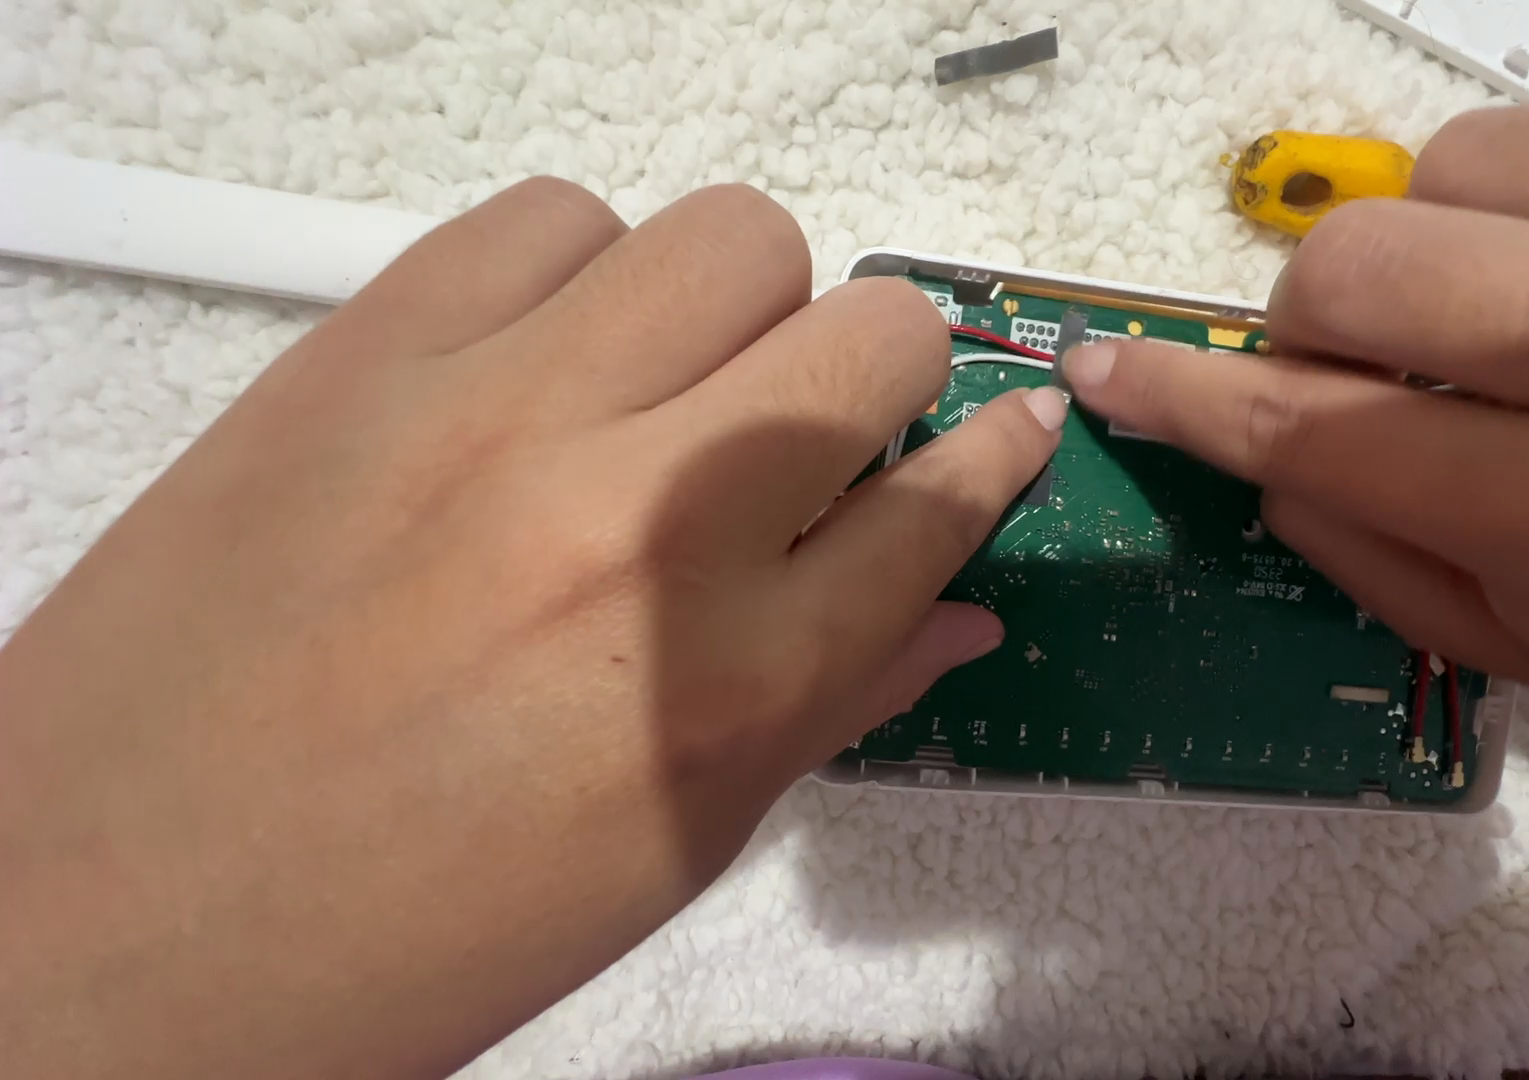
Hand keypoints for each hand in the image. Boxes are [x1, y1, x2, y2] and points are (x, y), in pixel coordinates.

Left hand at [0, 180, 1064, 1079]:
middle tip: (829, 428)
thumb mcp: (706, 824)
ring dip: (748, 311)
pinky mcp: (370, 349)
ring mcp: (505, 413)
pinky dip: (595, 276)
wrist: (120, 923)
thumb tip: (972, 599)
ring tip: (691, 387)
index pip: (940, 504)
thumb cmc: (470, 902)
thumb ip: (858, 686)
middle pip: (868, 331)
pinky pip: (556, 220)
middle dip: (887, 370)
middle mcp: (653, 516)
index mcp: (744, 670)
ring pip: (730, 238)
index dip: (1003, 451)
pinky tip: (563, 362)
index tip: (1023, 423)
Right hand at [1064, 76, 1528, 764]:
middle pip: (1362, 265)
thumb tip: (1246, 431)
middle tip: (1358, 367)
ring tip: (1510, 320)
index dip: (1185, 394)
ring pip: (1454, 168)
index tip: (1103, 366)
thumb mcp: (1508, 640)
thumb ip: (1349, 538)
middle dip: (1309, 319)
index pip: (1320, 430)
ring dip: (1428, 253)